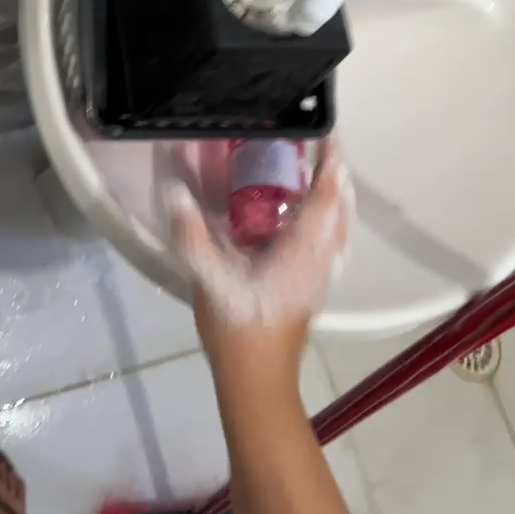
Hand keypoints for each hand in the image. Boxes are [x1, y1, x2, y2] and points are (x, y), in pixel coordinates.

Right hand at [171, 146, 349, 409]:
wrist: (257, 378)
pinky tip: (308, 217)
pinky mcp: (313, 286)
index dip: (330, 166)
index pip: (325, 200)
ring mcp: (321, 275)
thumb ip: (191, 234)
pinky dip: (329, 218)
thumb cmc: (239, 326)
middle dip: (336, 176)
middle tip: (321, 147)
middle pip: (340, 210)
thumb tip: (174, 190)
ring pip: (340, 227)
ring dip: (335, 197)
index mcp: (302, 252)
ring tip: (319, 173)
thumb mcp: (209, 277)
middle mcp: (320, 260)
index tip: (328, 135)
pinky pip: (331, 241)